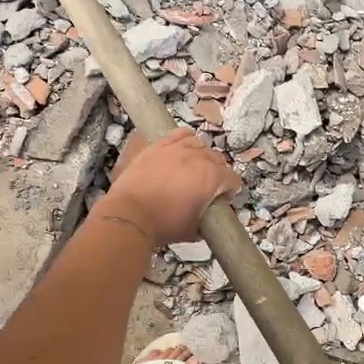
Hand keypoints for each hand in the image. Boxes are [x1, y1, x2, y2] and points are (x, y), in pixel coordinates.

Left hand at [95, 128, 240, 247]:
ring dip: (202, 156)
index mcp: (213, 177)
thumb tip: (208, 218)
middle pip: (219, 160)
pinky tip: (184, 148)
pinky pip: (180, 134)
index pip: (233, 180)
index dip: (229, 191)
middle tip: (207, 187)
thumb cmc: (164, 224)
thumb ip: (207, 219)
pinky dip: (186, 139)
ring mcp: (178, 149)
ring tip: (194, 167)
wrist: (130, 214)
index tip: (221, 200)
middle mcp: (200, 158)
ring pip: (200, 144)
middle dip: (218, 173)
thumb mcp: (194, 229)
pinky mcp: (160, 146)